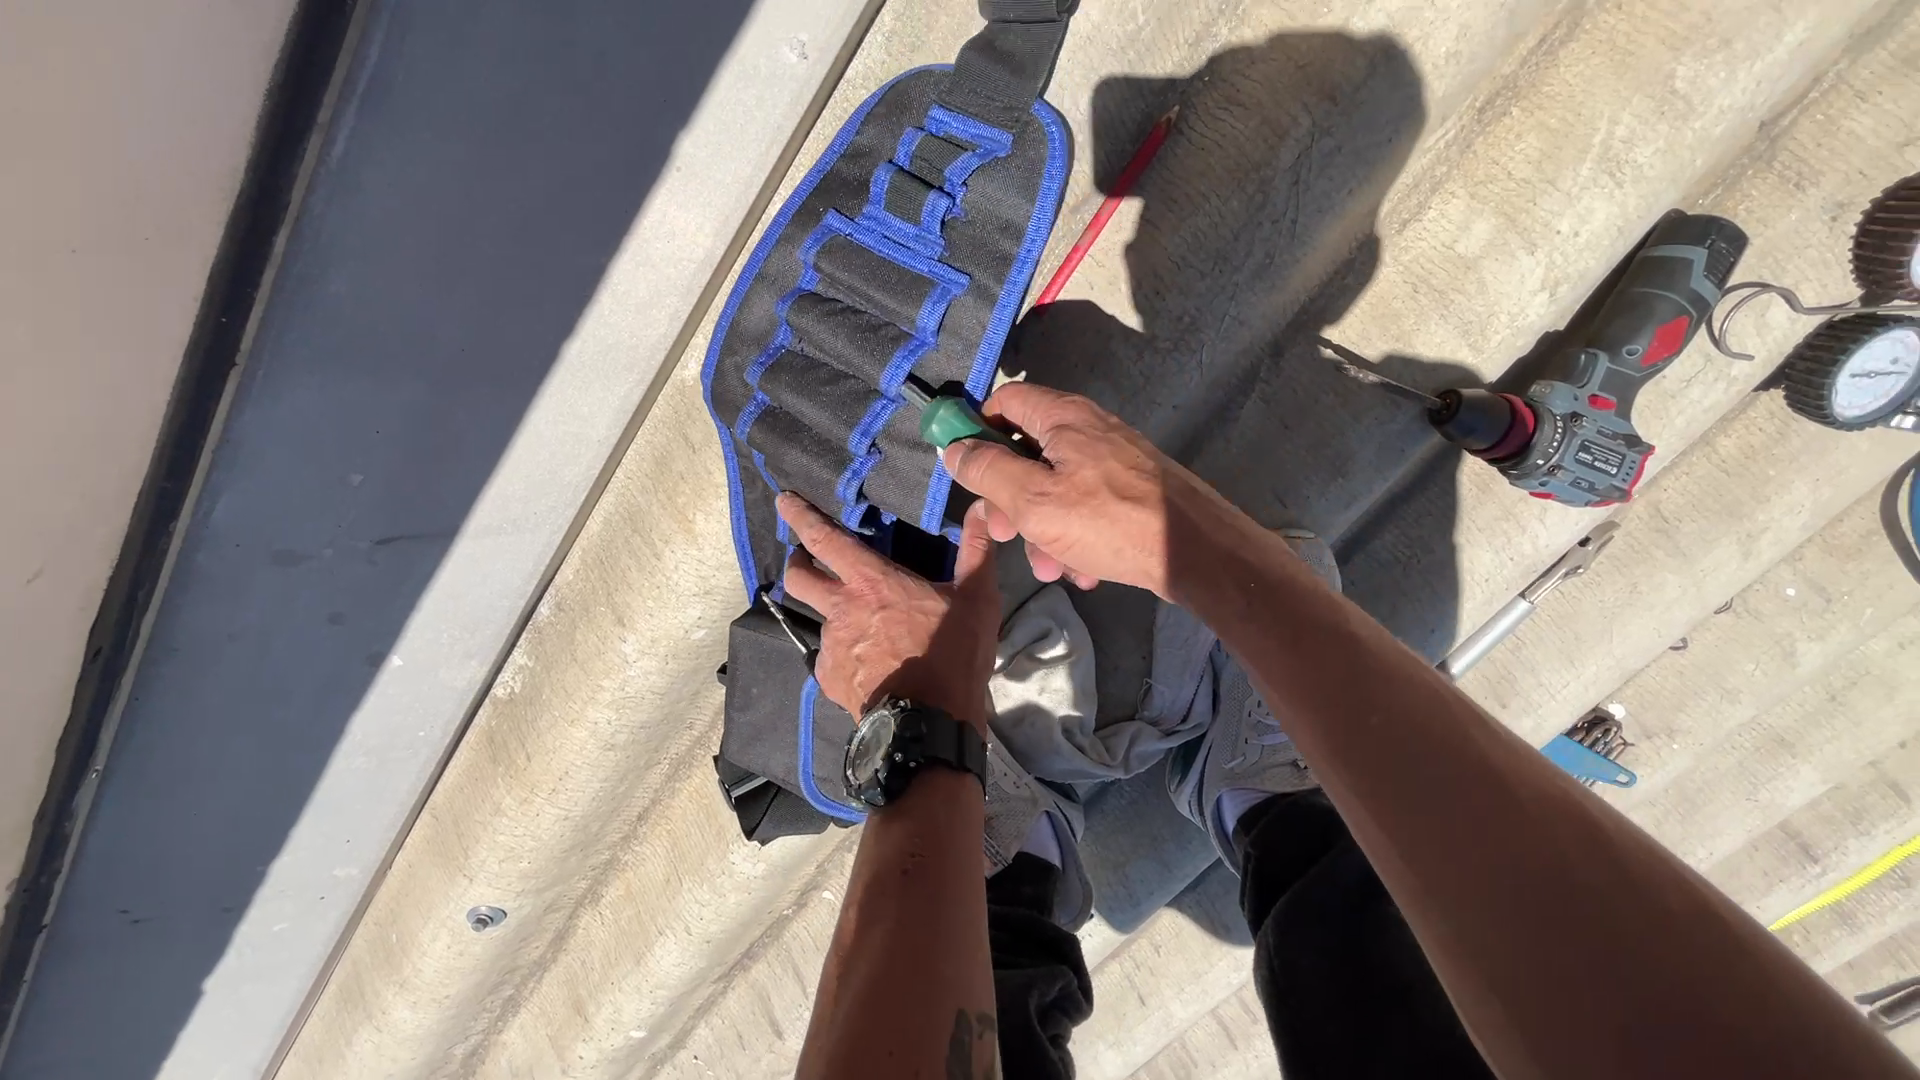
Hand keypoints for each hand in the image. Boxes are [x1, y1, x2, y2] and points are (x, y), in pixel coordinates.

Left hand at [777, 493, 999, 728]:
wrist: (928, 723)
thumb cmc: (951, 653)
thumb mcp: (976, 598)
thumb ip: (976, 550)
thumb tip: (983, 506)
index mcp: (870, 582)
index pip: (825, 539)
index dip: (801, 516)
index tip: (783, 501)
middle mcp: (840, 609)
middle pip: (799, 577)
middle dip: (798, 561)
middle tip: (808, 559)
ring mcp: (831, 646)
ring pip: (816, 620)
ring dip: (830, 614)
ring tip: (859, 627)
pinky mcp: (829, 679)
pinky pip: (828, 658)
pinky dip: (842, 654)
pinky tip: (866, 664)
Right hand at [940, 383, 1236, 597]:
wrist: (1195, 551)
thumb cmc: (1108, 520)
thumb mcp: (1033, 500)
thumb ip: (988, 471)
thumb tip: (953, 448)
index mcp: (1062, 417)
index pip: (1005, 402)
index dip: (977, 430)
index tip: (965, 470)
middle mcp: (1087, 428)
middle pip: (1027, 452)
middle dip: (1010, 499)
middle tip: (1006, 535)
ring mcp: (1112, 459)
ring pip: (1055, 488)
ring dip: (1042, 530)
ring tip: (1053, 568)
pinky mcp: (1130, 489)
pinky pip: (1085, 507)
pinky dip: (1075, 536)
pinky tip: (1083, 570)